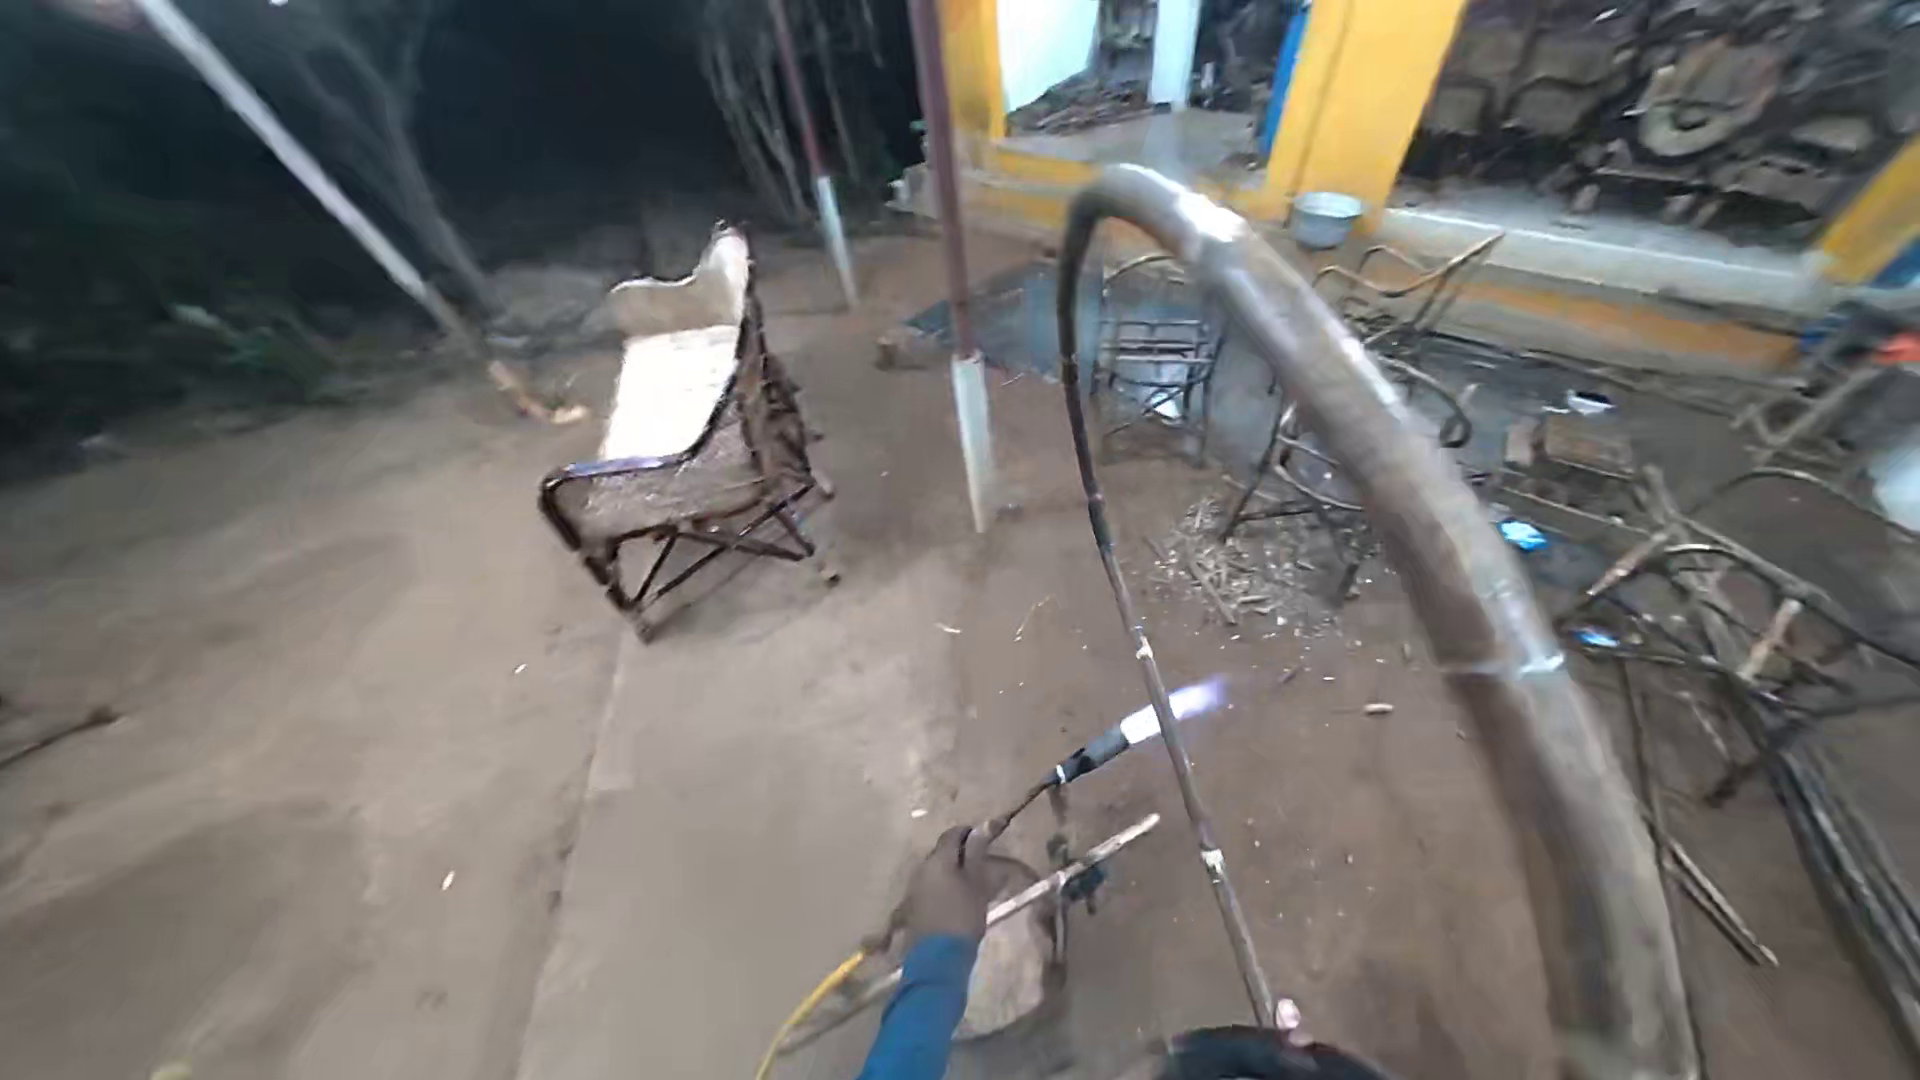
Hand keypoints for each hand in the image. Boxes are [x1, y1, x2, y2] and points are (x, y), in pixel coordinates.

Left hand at [899, 826, 995, 942]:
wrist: (938, 960)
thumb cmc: (962, 916)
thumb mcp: (976, 883)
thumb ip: (978, 853)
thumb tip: (984, 825)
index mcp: (938, 858)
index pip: (952, 834)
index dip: (968, 833)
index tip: (984, 842)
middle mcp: (922, 867)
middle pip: (943, 852)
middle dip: (960, 855)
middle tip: (980, 867)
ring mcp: (915, 887)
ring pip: (936, 870)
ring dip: (951, 873)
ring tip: (970, 887)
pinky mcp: (913, 906)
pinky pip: (931, 887)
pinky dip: (944, 888)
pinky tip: (956, 902)